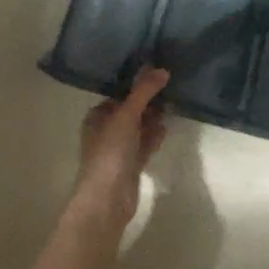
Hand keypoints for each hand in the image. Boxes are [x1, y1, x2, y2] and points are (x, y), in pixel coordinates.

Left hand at [70, 66, 169, 228]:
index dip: (137, 85)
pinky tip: (165, 130)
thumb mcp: (127, 115)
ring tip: (171, 107)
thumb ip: (144, 92)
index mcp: (97, 116)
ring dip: (153, 119)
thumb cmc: (110, 151)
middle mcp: (106, 130)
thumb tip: (162, 69)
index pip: (119, 94)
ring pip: (139, 128)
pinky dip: (154, 136)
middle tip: (169, 90)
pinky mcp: (131, 165)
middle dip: (148, 102)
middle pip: (130, 110)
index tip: (159, 75)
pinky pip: (145, 144)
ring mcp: (118, 149)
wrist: (107, 199)